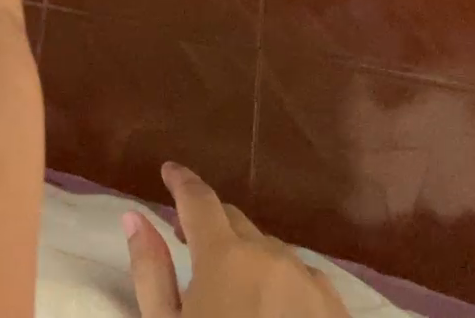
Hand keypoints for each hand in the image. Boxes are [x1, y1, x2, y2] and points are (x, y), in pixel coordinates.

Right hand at [123, 163, 348, 317]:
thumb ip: (149, 271)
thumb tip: (135, 217)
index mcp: (225, 256)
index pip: (198, 199)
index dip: (180, 181)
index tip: (168, 171)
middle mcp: (271, 257)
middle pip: (235, 221)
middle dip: (209, 222)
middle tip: (183, 238)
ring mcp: (311, 285)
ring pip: (270, 250)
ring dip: (245, 254)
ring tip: (228, 288)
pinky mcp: (339, 315)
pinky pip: (303, 278)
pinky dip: (280, 281)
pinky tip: (271, 311)